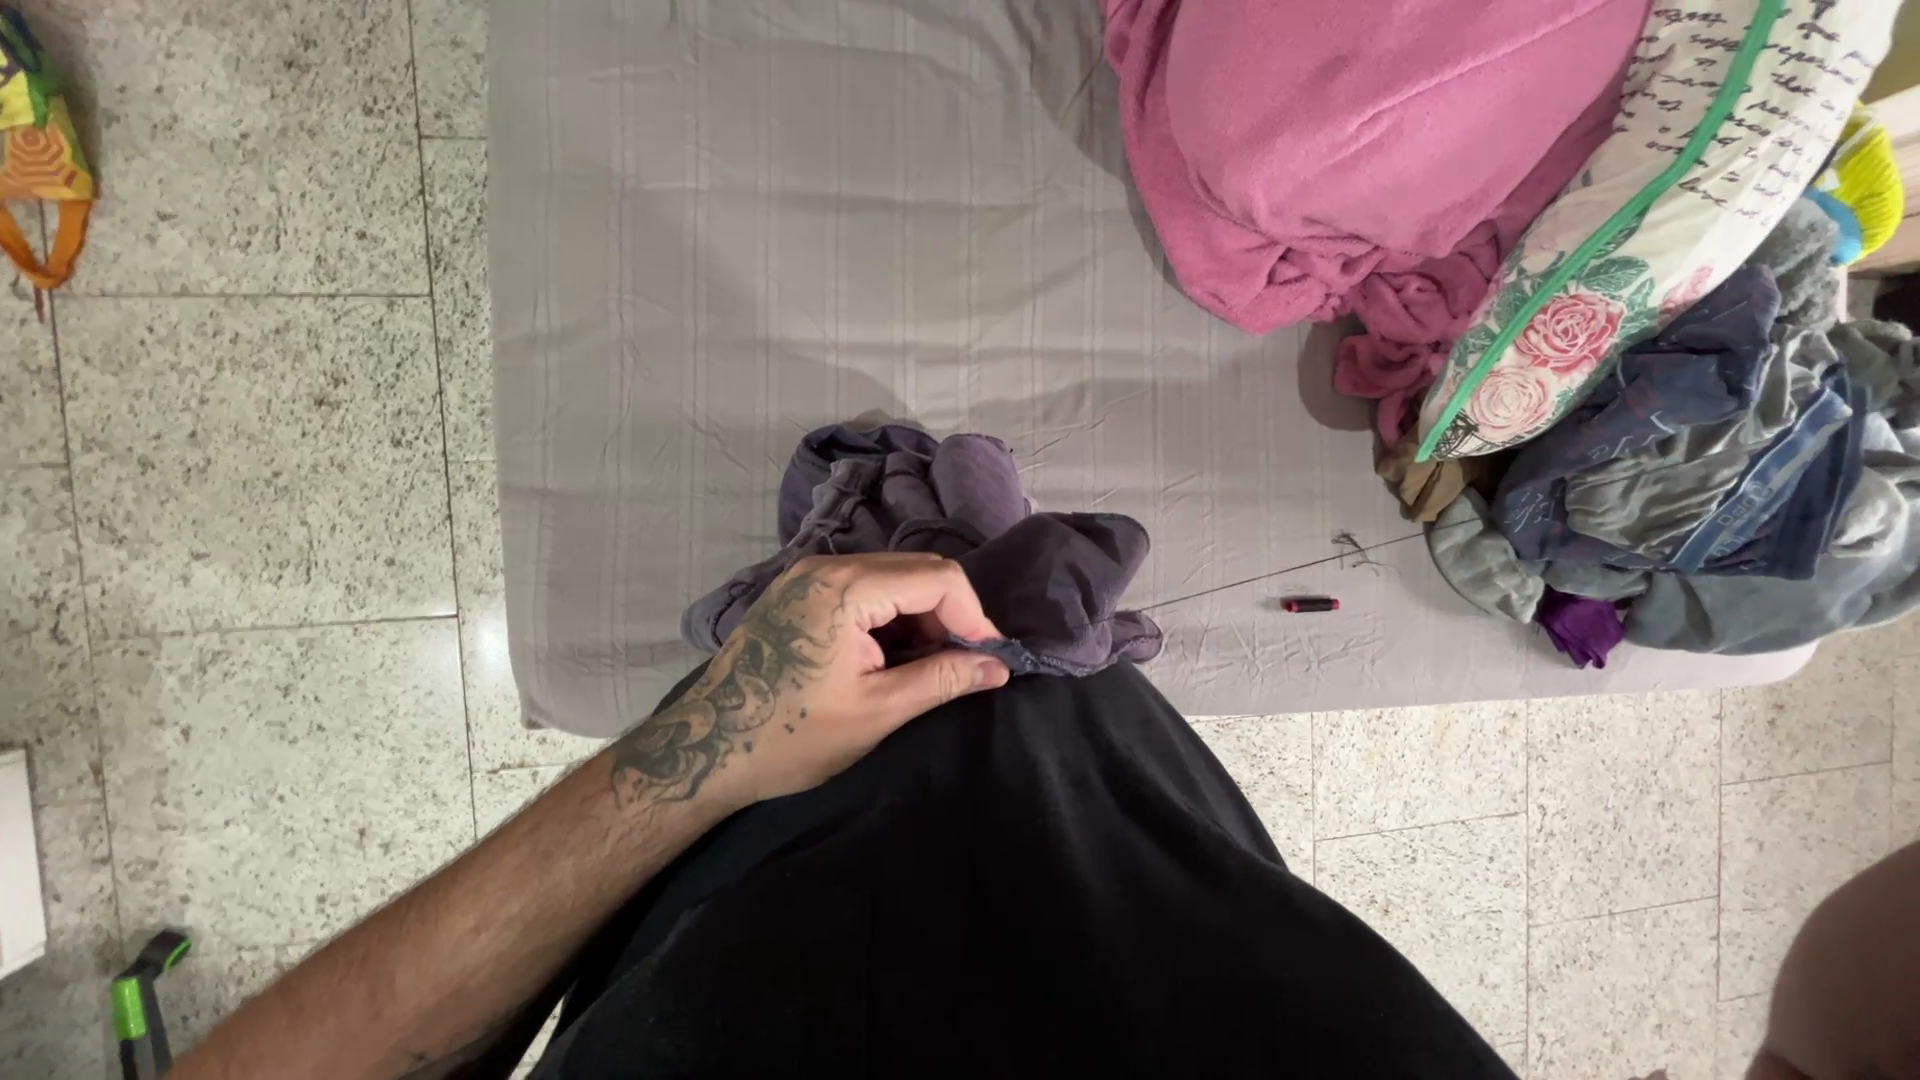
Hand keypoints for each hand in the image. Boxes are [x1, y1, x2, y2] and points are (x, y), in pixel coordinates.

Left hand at [606, 554, 1011, 811]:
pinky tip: (892, 658)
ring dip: (921, 618)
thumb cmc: (788, 737)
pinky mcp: (799, 592)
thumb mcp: (876, 712)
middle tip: (963, 665)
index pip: (938, 577)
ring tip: (928, 668)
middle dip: (949, 616)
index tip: (990, 659)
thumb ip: (942, 679)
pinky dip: (891, 618)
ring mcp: (808, 576)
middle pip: (916, 572)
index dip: (974, 616)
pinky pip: (865, 589)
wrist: (704, 750)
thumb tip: (997, 667)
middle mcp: (827, 567)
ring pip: (893, 579)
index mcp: (845, 588)